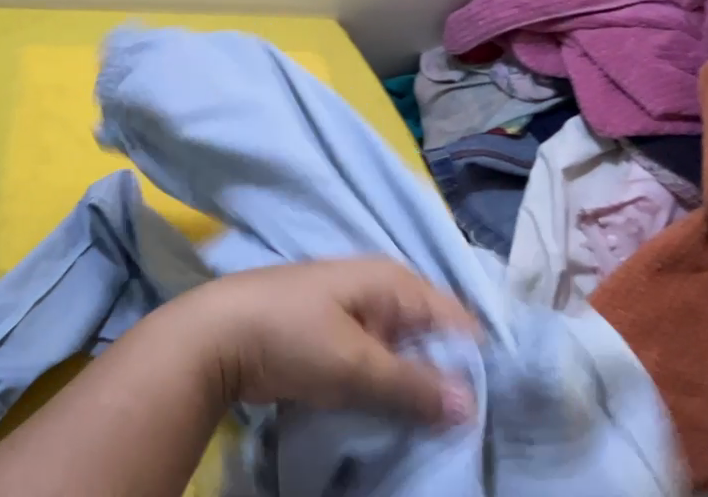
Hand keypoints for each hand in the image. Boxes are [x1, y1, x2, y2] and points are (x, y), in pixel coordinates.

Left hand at [155, 258, 478, 426]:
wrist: (216, 336)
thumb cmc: (290, 336)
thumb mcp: (355, 364)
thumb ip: (413, 384)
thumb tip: (471, 405)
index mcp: (389, 280)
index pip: (453, 317)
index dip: (474, 359)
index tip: (492, 406)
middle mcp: (376, 289)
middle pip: (430, 334)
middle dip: (446, 375)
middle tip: (467, 424)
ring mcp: (352, 312)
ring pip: (402, 351)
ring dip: (415, 385)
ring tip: (438, 427)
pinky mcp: (332, 337)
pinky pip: (375, 361)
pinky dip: (387, 385)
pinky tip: (398, 415)